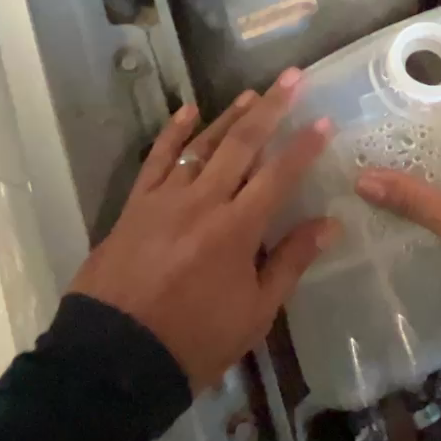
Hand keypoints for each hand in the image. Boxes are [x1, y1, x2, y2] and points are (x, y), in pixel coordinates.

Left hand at [70, 70, 337, 391]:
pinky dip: (173, 133)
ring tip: (252, 92)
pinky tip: (188, 111)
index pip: (279, 175)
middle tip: (291, 77)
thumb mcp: (254, 313)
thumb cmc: (193, 341)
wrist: (111, 363)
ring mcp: (165, 199)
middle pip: (243, 144)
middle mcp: (203, 202)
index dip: (305, 146)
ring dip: (229, 115)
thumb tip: (329, 224)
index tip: (324, 119)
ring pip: (202, 144)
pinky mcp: (135, 206)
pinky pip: (155, 159)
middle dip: (271, 108)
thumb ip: (291, 261)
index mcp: (237, 229)